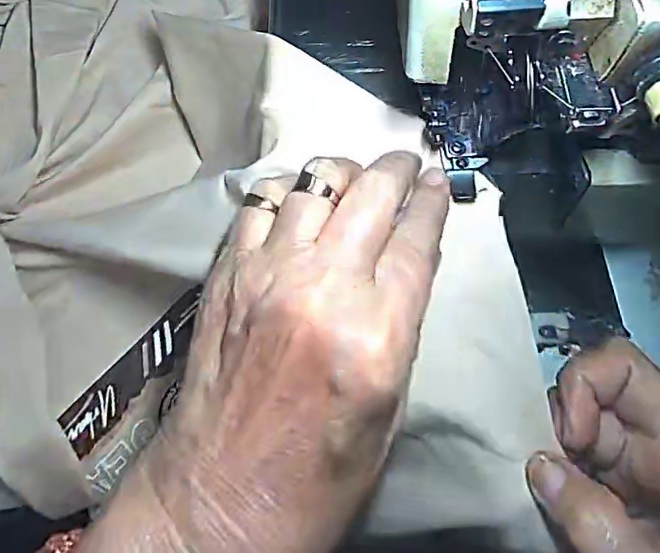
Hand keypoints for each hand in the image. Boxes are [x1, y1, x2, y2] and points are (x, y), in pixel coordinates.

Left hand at [85, 152, 451, 552]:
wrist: (222, 496)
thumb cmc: (320, 472)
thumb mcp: (389, 407)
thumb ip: (401, 321)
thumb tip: (408, 254)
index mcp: (376, 336)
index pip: (416, 241)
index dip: (432, 202)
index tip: (437, 180)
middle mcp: (323, 289)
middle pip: (371, 194)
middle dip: (396, 170)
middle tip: (404, 164)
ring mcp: (269, 272)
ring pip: (314, 182)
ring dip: (343, 172)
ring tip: (353, 178)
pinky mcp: (230, 270)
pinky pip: (262, 200)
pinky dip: (287, 190)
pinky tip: (297, 199)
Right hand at [527, 338, 659, 552]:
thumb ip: (594, 518)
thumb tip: (538, 466)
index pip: (627, 368)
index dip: (585, 382)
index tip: (569, 437)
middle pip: (597, 394)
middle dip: (561, 421)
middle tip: (547, 466)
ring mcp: (645, 477)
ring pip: (580, 426)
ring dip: (552, 447)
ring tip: (546, 488)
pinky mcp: (624, 501)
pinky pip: (577, 463)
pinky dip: (554, 473)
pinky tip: (550, 498)